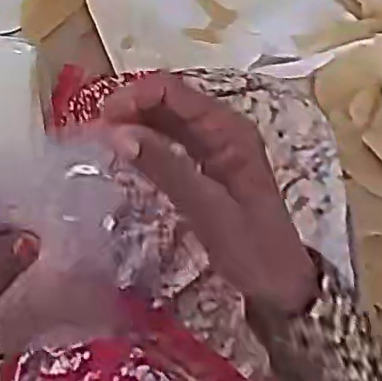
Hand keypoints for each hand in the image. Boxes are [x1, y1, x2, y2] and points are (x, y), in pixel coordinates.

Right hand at [99, 72, 319, 317]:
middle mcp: (220, 126)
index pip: (172, 90)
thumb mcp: (209, 212)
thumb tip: (119, 133)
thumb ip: (166, 169)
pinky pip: (168, 136)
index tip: (102, 118)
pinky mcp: (204, 160)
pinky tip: (125, 152)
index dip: (134, 95)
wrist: (286, 290)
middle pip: (166, 98)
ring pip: (164, 115)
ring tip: (102, 138)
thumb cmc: (254, 251)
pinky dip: (143, 138)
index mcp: (228, 128)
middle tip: (95, 130)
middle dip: (129, 105)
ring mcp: (212, 142)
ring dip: (133, 120)